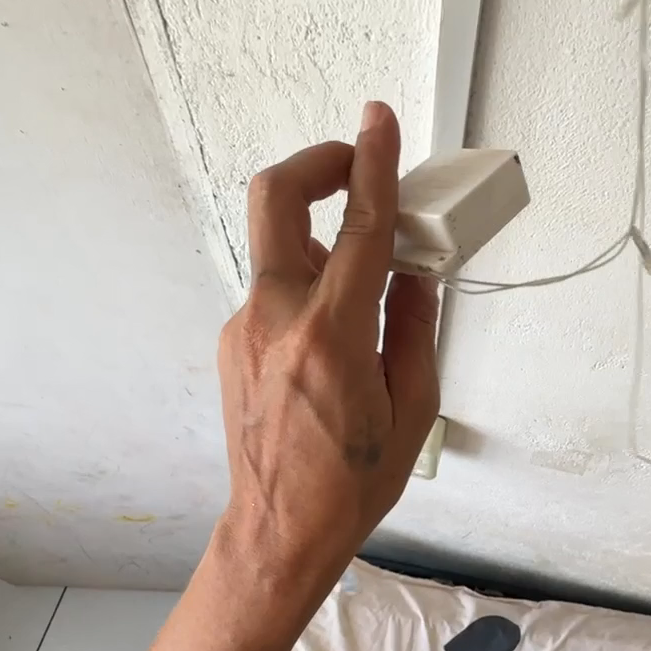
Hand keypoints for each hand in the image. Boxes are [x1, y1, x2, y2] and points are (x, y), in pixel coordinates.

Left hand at [213, 101, 439, 599]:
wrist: (279, 531)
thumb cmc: (350, 484)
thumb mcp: (412, 409)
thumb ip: (414, 329)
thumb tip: (414, 275)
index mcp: (331, 337)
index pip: (357, 228)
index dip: (373, 164)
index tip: (380, 120)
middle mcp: (276, 320)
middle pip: (276, 200)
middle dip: (317, 164)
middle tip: (356, 167)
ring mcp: (246, 329)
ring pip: (281, 247)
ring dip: (323, 235)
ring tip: (368, 272)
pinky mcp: (236, 343)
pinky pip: (276, 288)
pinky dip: (311, 279)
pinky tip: (340, 322)